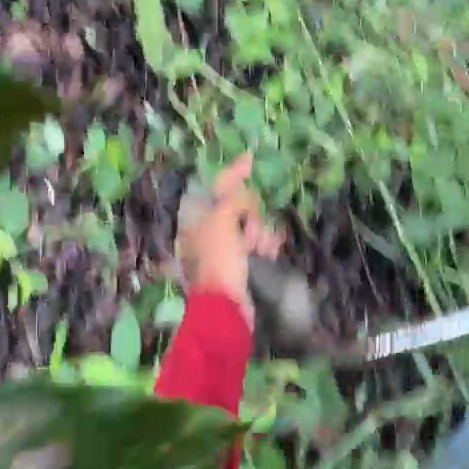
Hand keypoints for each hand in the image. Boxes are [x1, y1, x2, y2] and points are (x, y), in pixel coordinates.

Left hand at [175, 153, 281, 324]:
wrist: (226, 311)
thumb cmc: (219, 262)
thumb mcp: (222, 220)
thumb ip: (234, 198)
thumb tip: (245, 194)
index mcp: (198, 220)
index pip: (217, 187)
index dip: (234, 171)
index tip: (251, 157)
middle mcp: (208, 231)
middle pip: (239, 206)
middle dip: (252, 214)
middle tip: (253, 232)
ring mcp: (224, 249)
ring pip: (250, 225)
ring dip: (261, 231)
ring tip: (265, 248)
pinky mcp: (240, 265)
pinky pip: (257, 243)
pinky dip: (266, 243)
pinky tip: (271, 250)